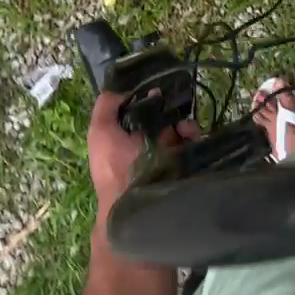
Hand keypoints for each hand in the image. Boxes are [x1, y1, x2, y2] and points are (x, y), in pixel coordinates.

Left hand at [87, 92, 196, 217]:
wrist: (134, 203)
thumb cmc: (114, 165)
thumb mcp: (99, 131)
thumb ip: (106, 106)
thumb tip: (126, 92)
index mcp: (126, 141)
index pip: (141, 115)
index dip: (148, 101)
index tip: (155, 91)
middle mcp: (147, 148)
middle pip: (164, 120)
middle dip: (170, 109)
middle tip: (173, 103)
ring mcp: (167, 159)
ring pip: (181, 131)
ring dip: (184, 122)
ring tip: (184, 125)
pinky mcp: (185, 166)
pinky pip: (194, 144)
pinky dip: (194, 134)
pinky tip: (190, 133)